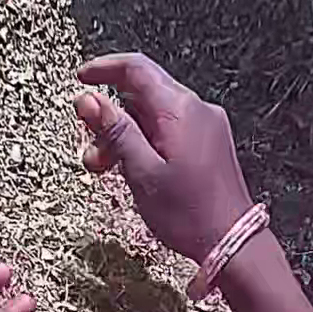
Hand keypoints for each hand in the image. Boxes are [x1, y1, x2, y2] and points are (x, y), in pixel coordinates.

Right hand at [74, 53, 256, 262]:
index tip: (81, 78)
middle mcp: (196, 110)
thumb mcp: (141, 172)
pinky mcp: (208, 144)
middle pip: (142, 96)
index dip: (104, 69)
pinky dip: (144, 144)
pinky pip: (168, 131)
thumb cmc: (187, 213)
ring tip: (107, 170)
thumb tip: (88, 100)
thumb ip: (115, 132)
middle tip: (91, 154)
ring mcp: (205, 126)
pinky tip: (134, 170)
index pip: (136, 69)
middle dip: (110, 119)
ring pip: (153, 117)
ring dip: (124, 137)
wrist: (231, 242)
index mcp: (180, 110)